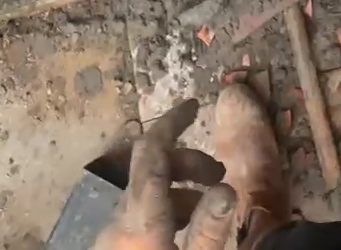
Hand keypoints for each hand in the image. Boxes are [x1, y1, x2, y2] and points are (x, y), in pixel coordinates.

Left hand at [94, 100, 239, 249]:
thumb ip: (208, 227)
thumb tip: (228, 187)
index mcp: (138, 215)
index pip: (152, 150)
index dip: (173, 122)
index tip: (195, 104)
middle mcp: (119, 217)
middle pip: (151, 167)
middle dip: (188, 161)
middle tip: (219, 174)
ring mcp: (112, 233)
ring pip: (146, 191)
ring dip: (180, 187)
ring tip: (209, 202)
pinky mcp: (113, 248)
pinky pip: (139, 212)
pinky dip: (166, 206)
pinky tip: (186, 224)